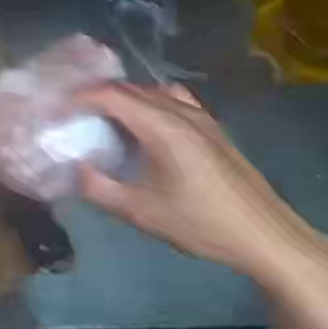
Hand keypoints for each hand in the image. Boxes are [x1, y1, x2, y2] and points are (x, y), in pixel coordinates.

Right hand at [71, 82, 327, 291]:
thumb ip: (98, 187)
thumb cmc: (203, 224)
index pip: (110, 94)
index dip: (78, 97)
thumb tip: (75, 168)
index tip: (57, 111)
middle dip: (96, 95)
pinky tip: (144, 126)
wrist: (270, 239)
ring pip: (152, 91)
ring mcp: (202, 118)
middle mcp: (182, 113)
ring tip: (102, 118)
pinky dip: (149, 102)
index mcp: (163, 128)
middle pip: (130, 88)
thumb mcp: (140, 212)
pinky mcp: (214, 129)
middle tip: (72, 114)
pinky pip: (172, 99)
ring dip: (123, 97)